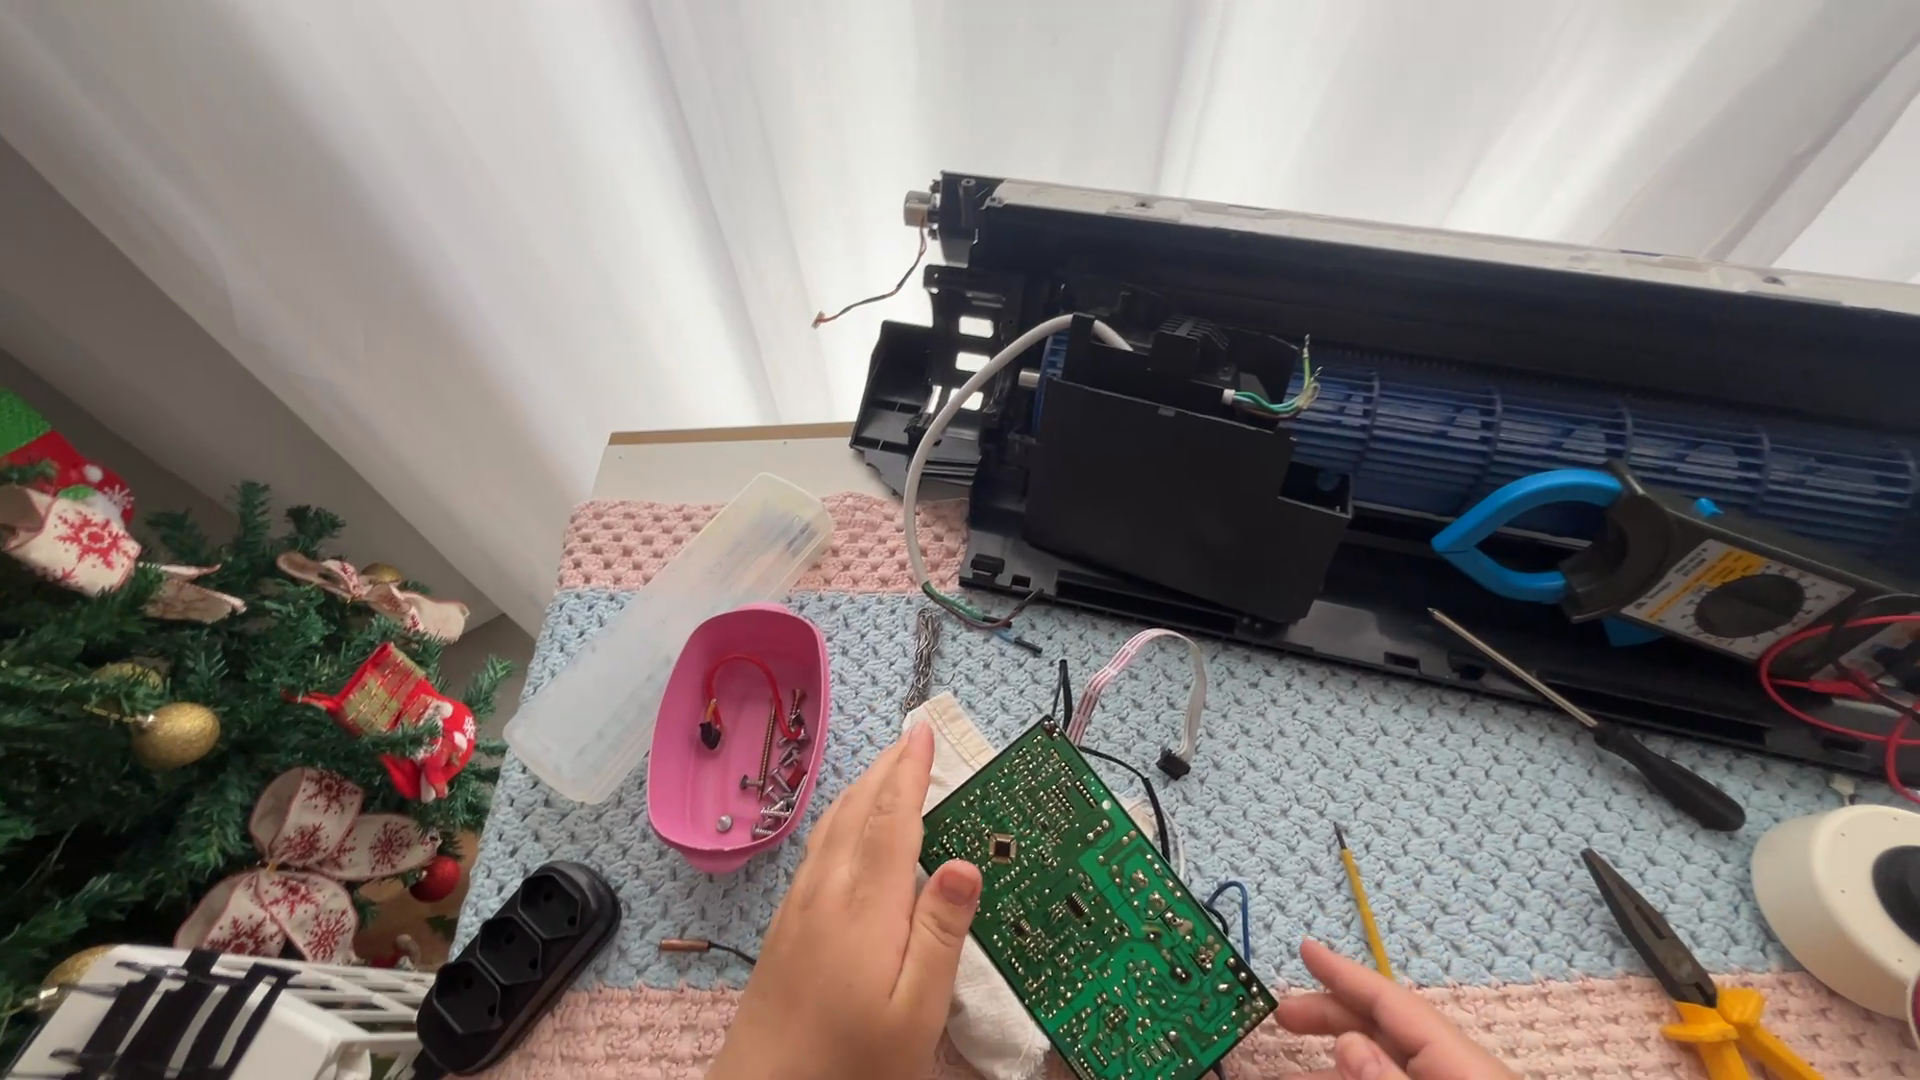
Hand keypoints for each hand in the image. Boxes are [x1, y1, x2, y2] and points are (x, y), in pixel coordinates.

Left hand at [708, 723, 981, 1079]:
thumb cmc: (850, 1064)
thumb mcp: (914, 1015)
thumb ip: (940, 936)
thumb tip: (964, 863)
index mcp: (865, 906)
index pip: (892, 818)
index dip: (910, 770)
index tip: (924, 732)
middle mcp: (827, 890)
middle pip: (859, 809)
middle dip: (887, 768)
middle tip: (913, 739)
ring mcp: (800, 904)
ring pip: (833, 823)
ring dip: (863, 786)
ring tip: (887, 767)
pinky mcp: (785, 923)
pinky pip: (818, 845)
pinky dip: (842, 815)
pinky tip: (846, 825)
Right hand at [1274, 939, 1517, 1079]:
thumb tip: (1347, 1041)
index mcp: (1465, 1067)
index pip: (1394, 1003)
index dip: (1345, 972)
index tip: (1304, 947)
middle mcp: (1457, 1074)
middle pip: (1383, 1031)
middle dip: (1329, 1020)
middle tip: (1280, 1016)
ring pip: (1380, 1070)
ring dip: (1330, 1070)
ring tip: (1285, 1077)